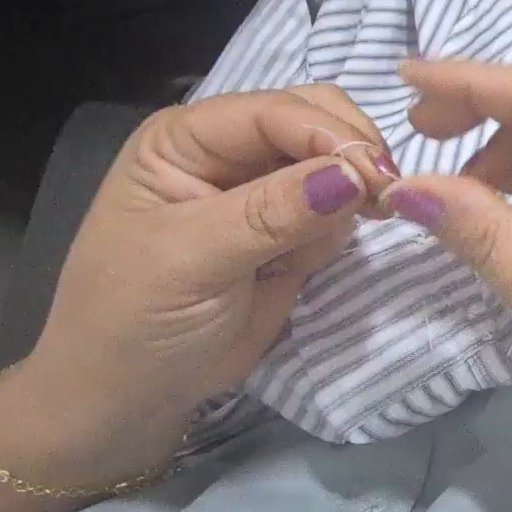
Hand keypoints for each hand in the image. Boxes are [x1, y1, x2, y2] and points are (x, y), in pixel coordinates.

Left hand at [3, 85, 399, 484]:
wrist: (129, 400)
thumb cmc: (133, 322)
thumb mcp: (191, 261)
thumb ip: (271, 213)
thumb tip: (355, 175)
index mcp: (186, 137)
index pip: (275, 111)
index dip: (329, 134)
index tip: (377, 177)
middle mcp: (229, 149)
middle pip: (317, 116)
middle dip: (352, 151)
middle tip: (382, 196)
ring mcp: (265, 187)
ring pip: (338, 156)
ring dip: (354, 189)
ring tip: (346, 231)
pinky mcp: (293, 225)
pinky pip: (342, 203)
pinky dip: (346, 222)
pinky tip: (313, 256)